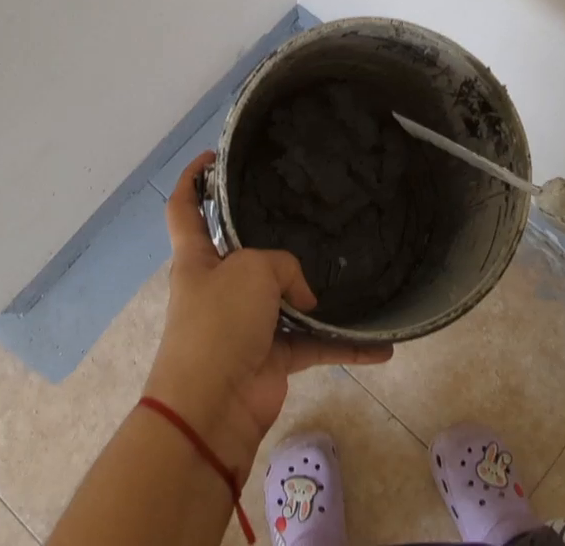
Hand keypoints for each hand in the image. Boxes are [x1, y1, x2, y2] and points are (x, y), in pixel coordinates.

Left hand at [142, 152, 391, 469]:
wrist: (211, 406)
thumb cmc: (219, 323)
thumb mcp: (252, 270)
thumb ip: (283, 266)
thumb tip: (302, 299)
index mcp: (196, 258)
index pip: (184, 208)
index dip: (193, 179)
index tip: (213, 157)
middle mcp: (217, 287)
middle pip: (241, 253)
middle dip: (267, 238)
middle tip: (304, 214)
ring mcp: (244, 326)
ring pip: (283, 301)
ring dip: (313, 297)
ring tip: (349, 276)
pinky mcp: (270, 360)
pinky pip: (312, 345)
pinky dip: (343, 347)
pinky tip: (380, 347)